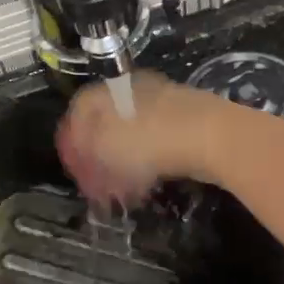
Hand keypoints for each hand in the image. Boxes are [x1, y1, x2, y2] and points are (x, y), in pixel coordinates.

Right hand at [56, 72, 231, 207]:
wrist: (213, 135)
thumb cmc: (148, 141)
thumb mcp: (103, 149)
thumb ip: (85, 154)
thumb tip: (81, 158)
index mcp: (106, 91)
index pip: (77, 112)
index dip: (71, 143)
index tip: (74, 169)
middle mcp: (130, 90)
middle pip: (105, 125)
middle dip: (99, 158)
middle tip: (98, 186)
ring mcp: (161, 102)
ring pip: (132, 135)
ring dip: (123, 165)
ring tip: (123, 193)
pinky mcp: (186, 119)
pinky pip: (156, 143)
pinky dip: (147, 163)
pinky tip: (148, 185)